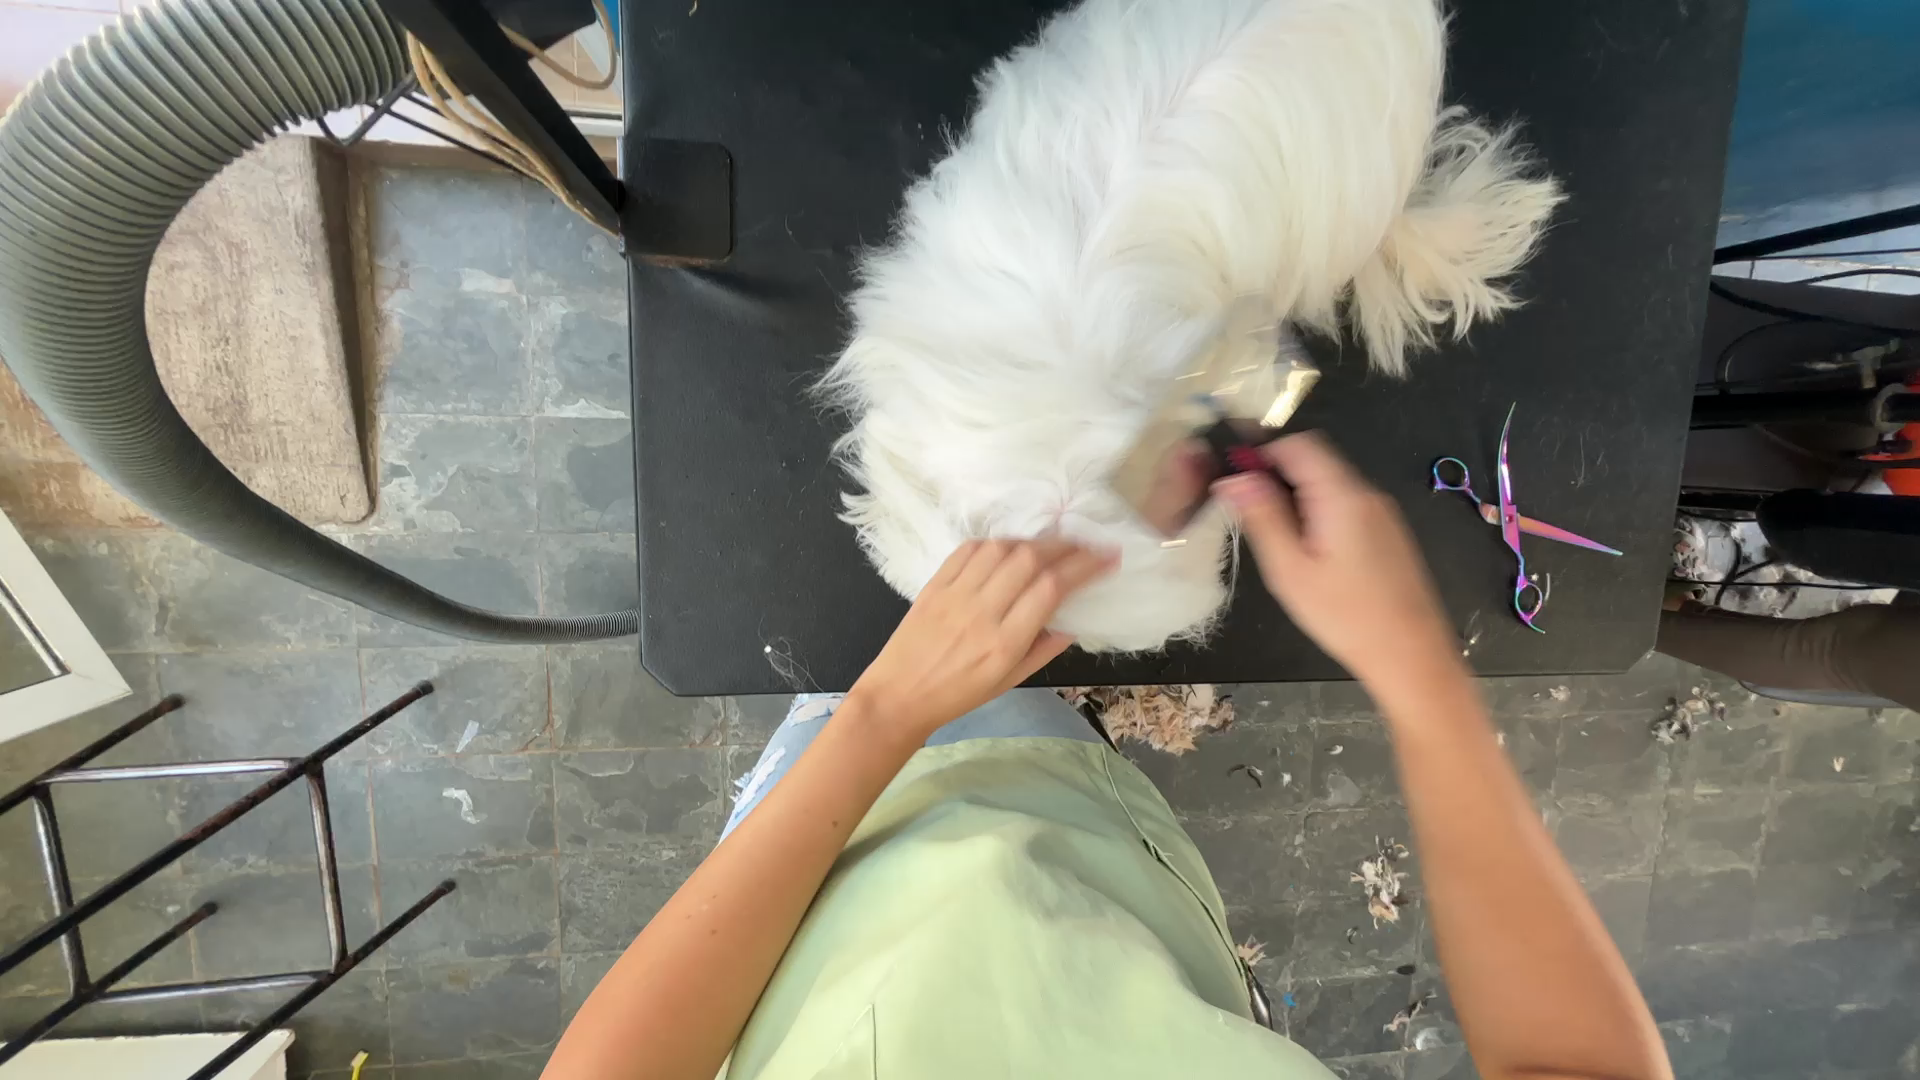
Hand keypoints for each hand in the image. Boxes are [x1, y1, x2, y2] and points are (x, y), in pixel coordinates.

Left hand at [849, 538, 1115, 738]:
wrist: (899, 696)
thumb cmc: (958, 695)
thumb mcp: (1008, 682)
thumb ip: (1042, 650)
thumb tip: (1072, 622)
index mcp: (1005, 643)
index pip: (1052, 589)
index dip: (1084, 567)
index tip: (1107, 557)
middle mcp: (982, 612)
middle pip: (1029, 560)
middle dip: (1064, 545)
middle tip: (1084, 543)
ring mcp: (955, 594)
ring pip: (1000, 549)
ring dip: (1031, 540)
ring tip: (1048, 544)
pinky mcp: (934, 585)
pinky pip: (967, 550)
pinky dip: (993, 542)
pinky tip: (1007, 546)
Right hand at [1213, 433, 1457, 685]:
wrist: (1410, 655)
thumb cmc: (1344, 615)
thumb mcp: (1289, 569)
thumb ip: (1262, 517)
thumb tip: (1233, 479)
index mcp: (1342, 497)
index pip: (1300, 445)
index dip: (1263, 450)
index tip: (1233, 473)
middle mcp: (1367, 495)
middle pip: (1315, 463)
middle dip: (1276, 476)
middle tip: (1245, 510)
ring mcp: (1382, 515)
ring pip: (1328, 486)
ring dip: (1295, 497)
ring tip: (1272, 536)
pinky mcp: (1387, 534)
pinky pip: (1344, 506)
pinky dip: (1316, 513)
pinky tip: (1305, 551)